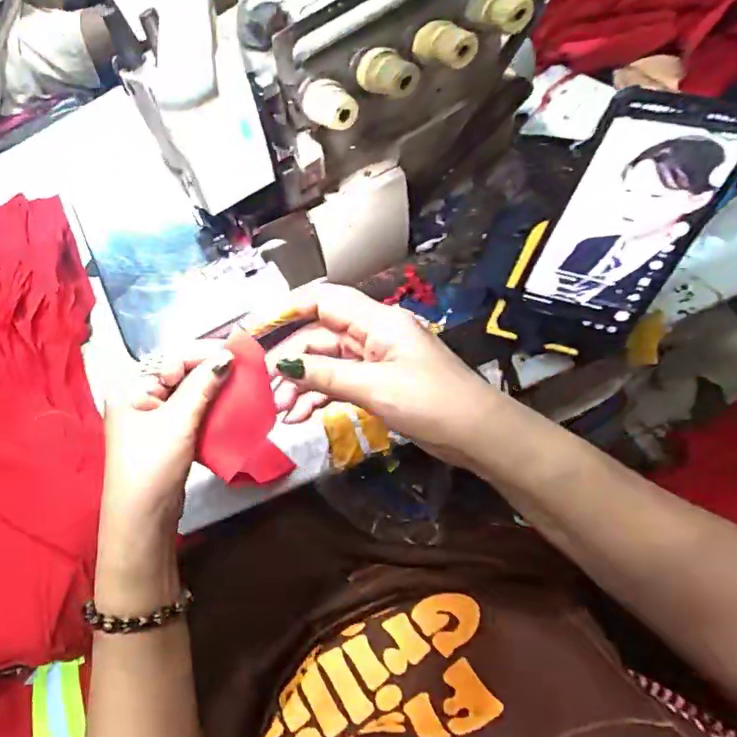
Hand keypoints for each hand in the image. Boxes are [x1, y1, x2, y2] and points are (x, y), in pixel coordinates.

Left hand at [101, 342, 234, 529]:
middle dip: (209, 370)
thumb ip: (202, 386)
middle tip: (242, 366)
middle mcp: (136, 397)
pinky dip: (208, 408)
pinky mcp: (164, 435)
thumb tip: (225, 356)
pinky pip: (189, 412)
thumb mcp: (178, 421)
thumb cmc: (153, 465)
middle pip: (178, 373)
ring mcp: (149, 417)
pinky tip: (228, 406)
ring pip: (186, 393)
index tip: (235, 353)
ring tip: (240, 383)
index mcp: (129, 387)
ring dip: (212, 389)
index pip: (169, 358)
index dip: (202, 354)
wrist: (142, 518)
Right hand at [266, 283, 512, 465]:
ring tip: (282, 410)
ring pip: (323, 364)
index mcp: (377, 322)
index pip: (323, 300)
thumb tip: (282, 366)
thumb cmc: (433, 403)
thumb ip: (325, 375)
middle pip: (317, 337)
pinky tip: (300, 415)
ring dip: (300, 385)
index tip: (257, 330)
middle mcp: (372, 335)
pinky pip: (335, 383)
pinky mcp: (375, 384)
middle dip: (290, 362)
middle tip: (267, 391)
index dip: (288, 309)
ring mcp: (373, 361)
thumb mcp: (375, 387)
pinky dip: (317, 397)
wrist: (480, 437)